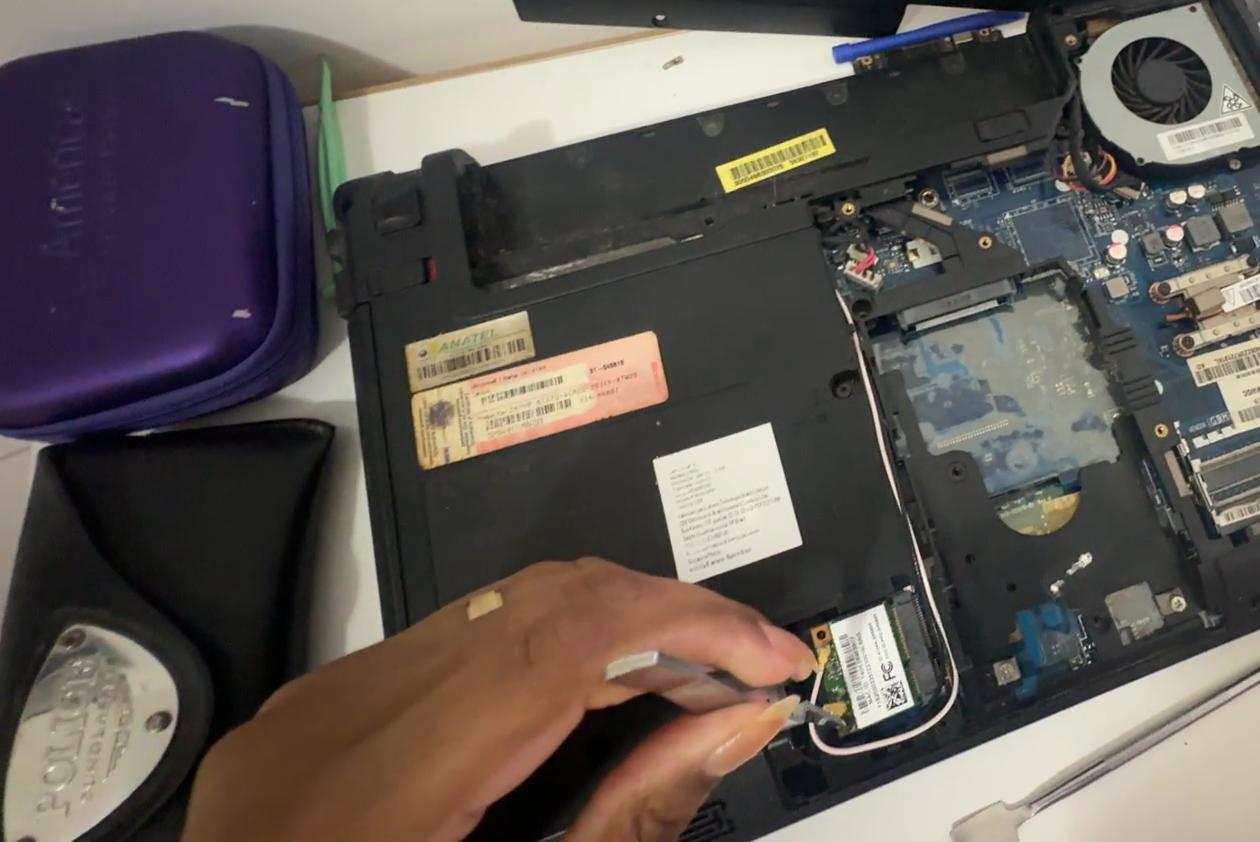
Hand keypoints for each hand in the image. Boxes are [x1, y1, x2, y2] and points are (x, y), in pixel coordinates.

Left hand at [183, 558, 816, 841]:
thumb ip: (634, 817)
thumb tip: (745, 717)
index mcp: (362, 799)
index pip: (562, 645)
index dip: (687, 631)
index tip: (772, 660)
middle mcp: (338, 715)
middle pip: (554, 602)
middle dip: (681, 617)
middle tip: (757, 663)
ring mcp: (332, 692)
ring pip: (529, 595)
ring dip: (640, 615)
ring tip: (708, 664)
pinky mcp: (346, 688)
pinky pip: (493, 620)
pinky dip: (585, 630)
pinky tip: (626, 670)